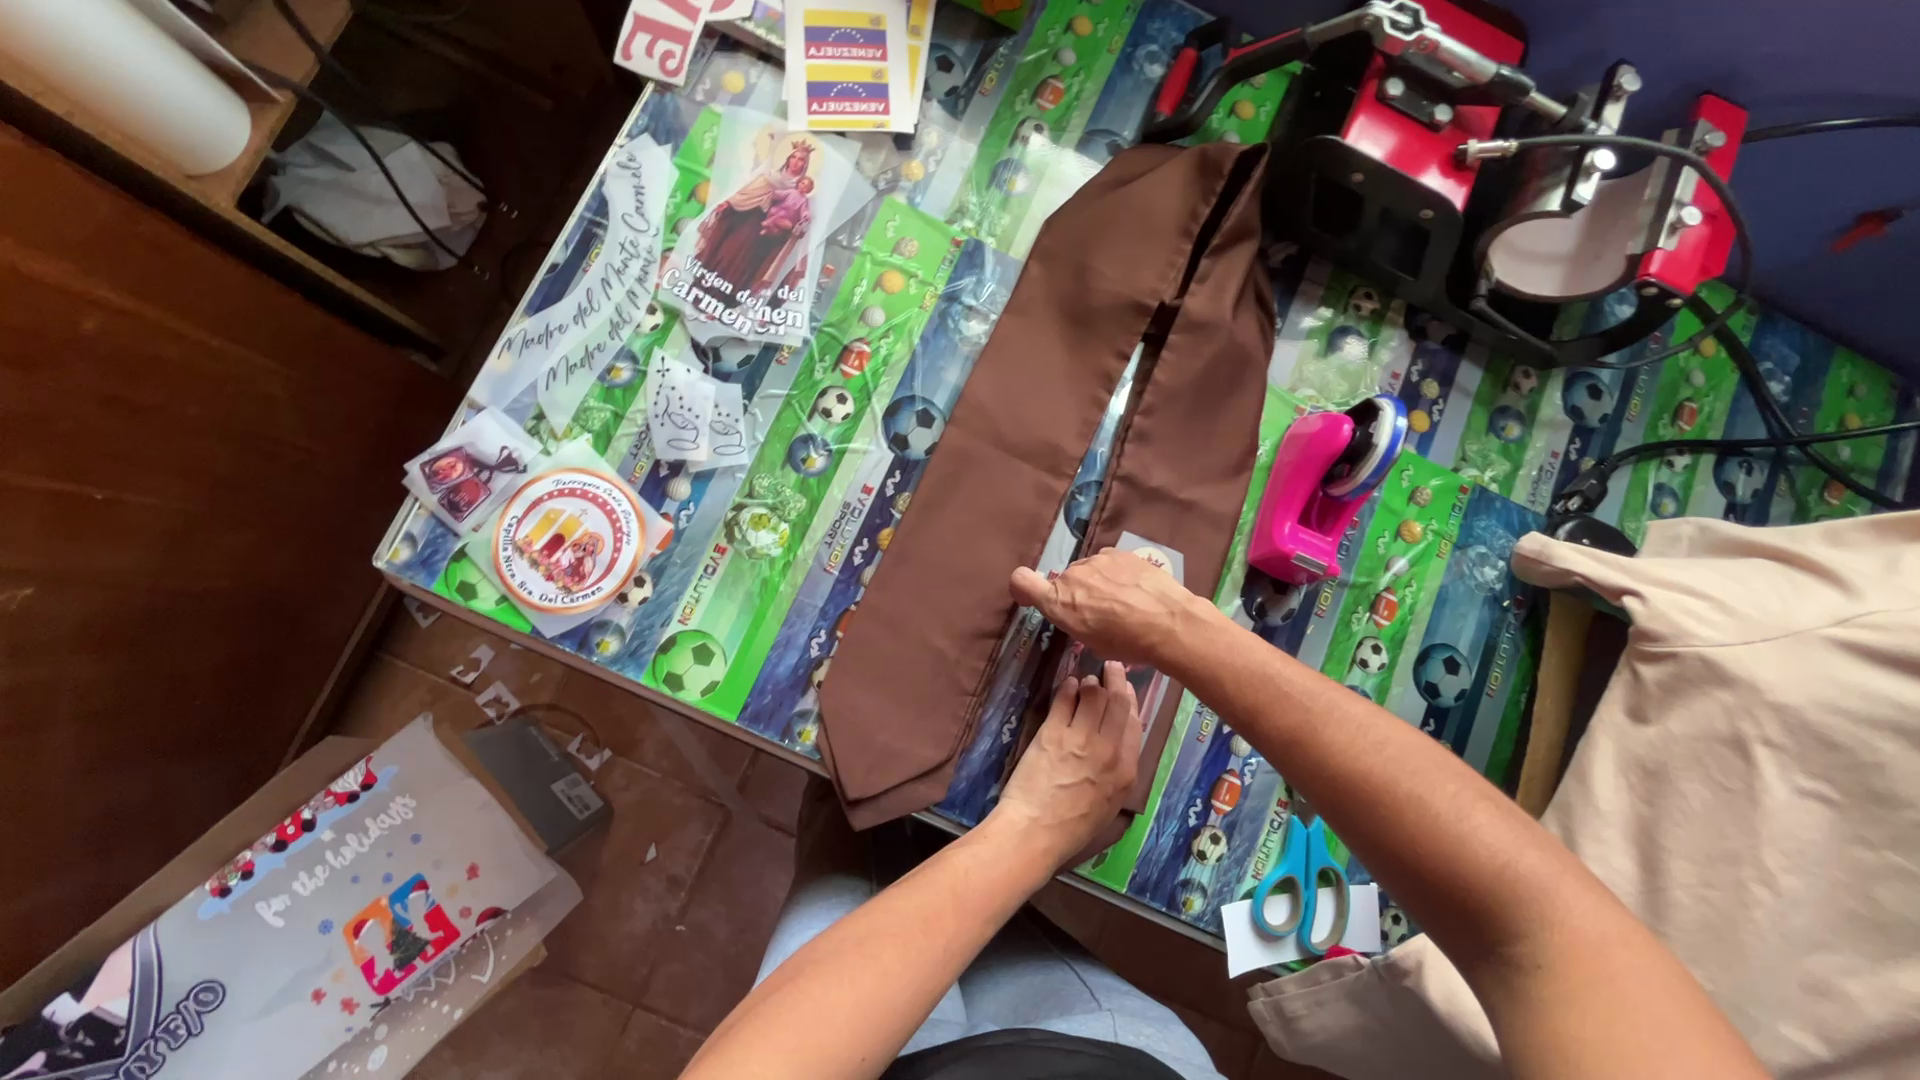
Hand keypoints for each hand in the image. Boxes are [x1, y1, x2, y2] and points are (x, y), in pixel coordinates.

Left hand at [984, 663, 1141, 871]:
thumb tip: (1119, 756)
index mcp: (1126, 771)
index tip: (1128, 688)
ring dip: (1091, 683)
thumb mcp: (1111, 809)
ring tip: (1086, 679)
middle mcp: (1108, 750)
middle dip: (1117, 679)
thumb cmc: (1073, 829)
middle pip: (1118, 703)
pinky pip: (1064, 699)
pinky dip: (1068, 687)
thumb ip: (1119, 778)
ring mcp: (1081, 739)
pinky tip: (1067, 683)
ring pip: (1093, 696)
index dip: (1132, 700)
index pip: (1135, 724)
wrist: (1037, 831)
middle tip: (1112, 666)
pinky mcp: (1053, 733)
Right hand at [1009, 549, 1213, 668]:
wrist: (1169, 622)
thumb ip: (1077, 621)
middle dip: (1076, 594)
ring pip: (1087, 571)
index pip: (1021, 582)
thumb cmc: (1128, 643)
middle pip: (1064, 581)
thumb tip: (1082, 613)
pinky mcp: (1119, 552)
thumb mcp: (1093, 642)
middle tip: (1099, 614)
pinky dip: (1115, 574)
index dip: (1022, 588)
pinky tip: (1135, 589)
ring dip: (1097, 583)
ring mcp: (1096, 561)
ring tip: (1123, 602)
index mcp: (1059, 602)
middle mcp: (1071, 576)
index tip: (1032, 597)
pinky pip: (1108, 563)